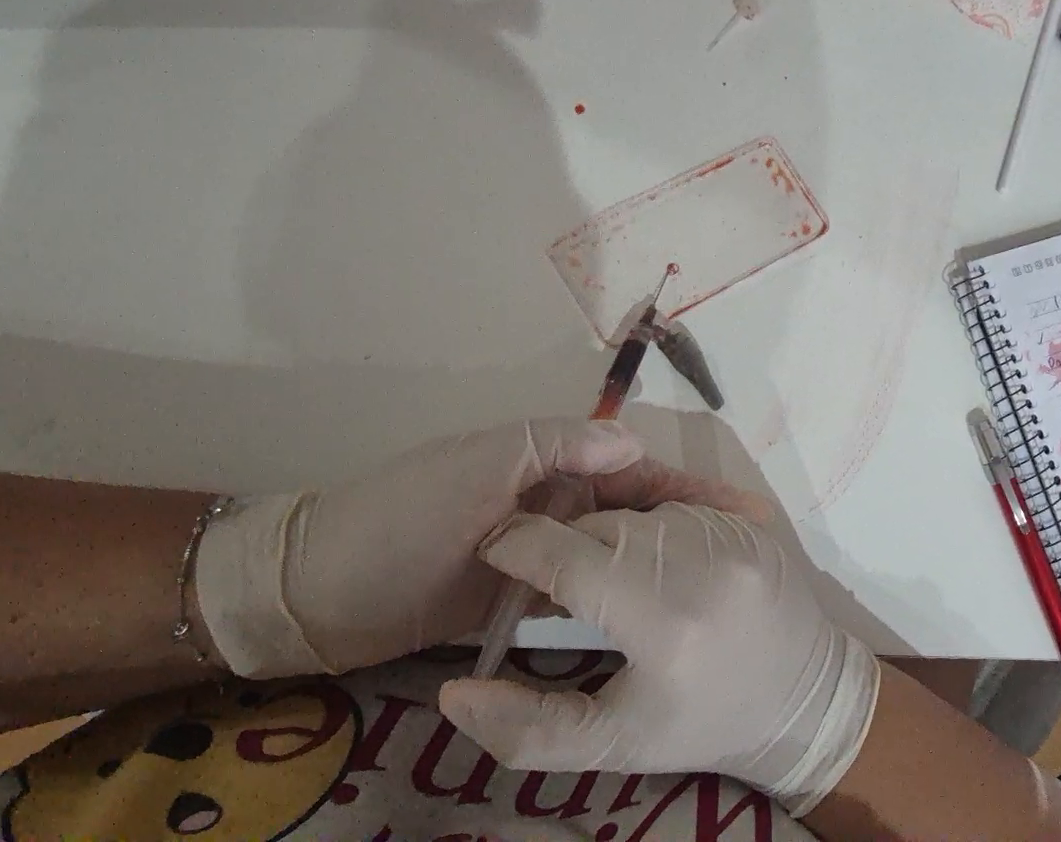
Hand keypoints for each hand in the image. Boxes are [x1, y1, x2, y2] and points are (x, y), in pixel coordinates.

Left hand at [194, 419, 760, 677]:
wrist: (312, 595)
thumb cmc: (401, 519)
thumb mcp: (477, 467)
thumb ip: (554, 447)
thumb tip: (635, 443)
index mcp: (549, 462)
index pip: (639, 470)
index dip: (692, 491)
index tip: (746, 517)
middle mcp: (554, 502)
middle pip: (639, 513)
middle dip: (693, 531)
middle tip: (748, 564)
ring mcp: (541, 552)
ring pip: (617, 553)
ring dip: (665, 564)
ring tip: (719, 592)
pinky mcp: (523, 597)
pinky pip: (586, 590)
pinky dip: (622, 596)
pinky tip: (660, 617)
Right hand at [436, 504, 879, 816]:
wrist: (804, 695)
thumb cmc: (704, 723)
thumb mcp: (613, 743)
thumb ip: (526, 728)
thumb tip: (455, 689)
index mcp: (663, 617)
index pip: (566, 554)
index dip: (517, 547)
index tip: (497, 555)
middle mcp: (702, 560)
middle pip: (600, 526)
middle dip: (563, 544)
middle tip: (551, 578)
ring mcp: (735, 532)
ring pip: (639, 510)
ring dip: (610, 534)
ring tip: (605, 574)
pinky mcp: (754, 519)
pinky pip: (682, 504)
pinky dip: (655, 524)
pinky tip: (653, 559)